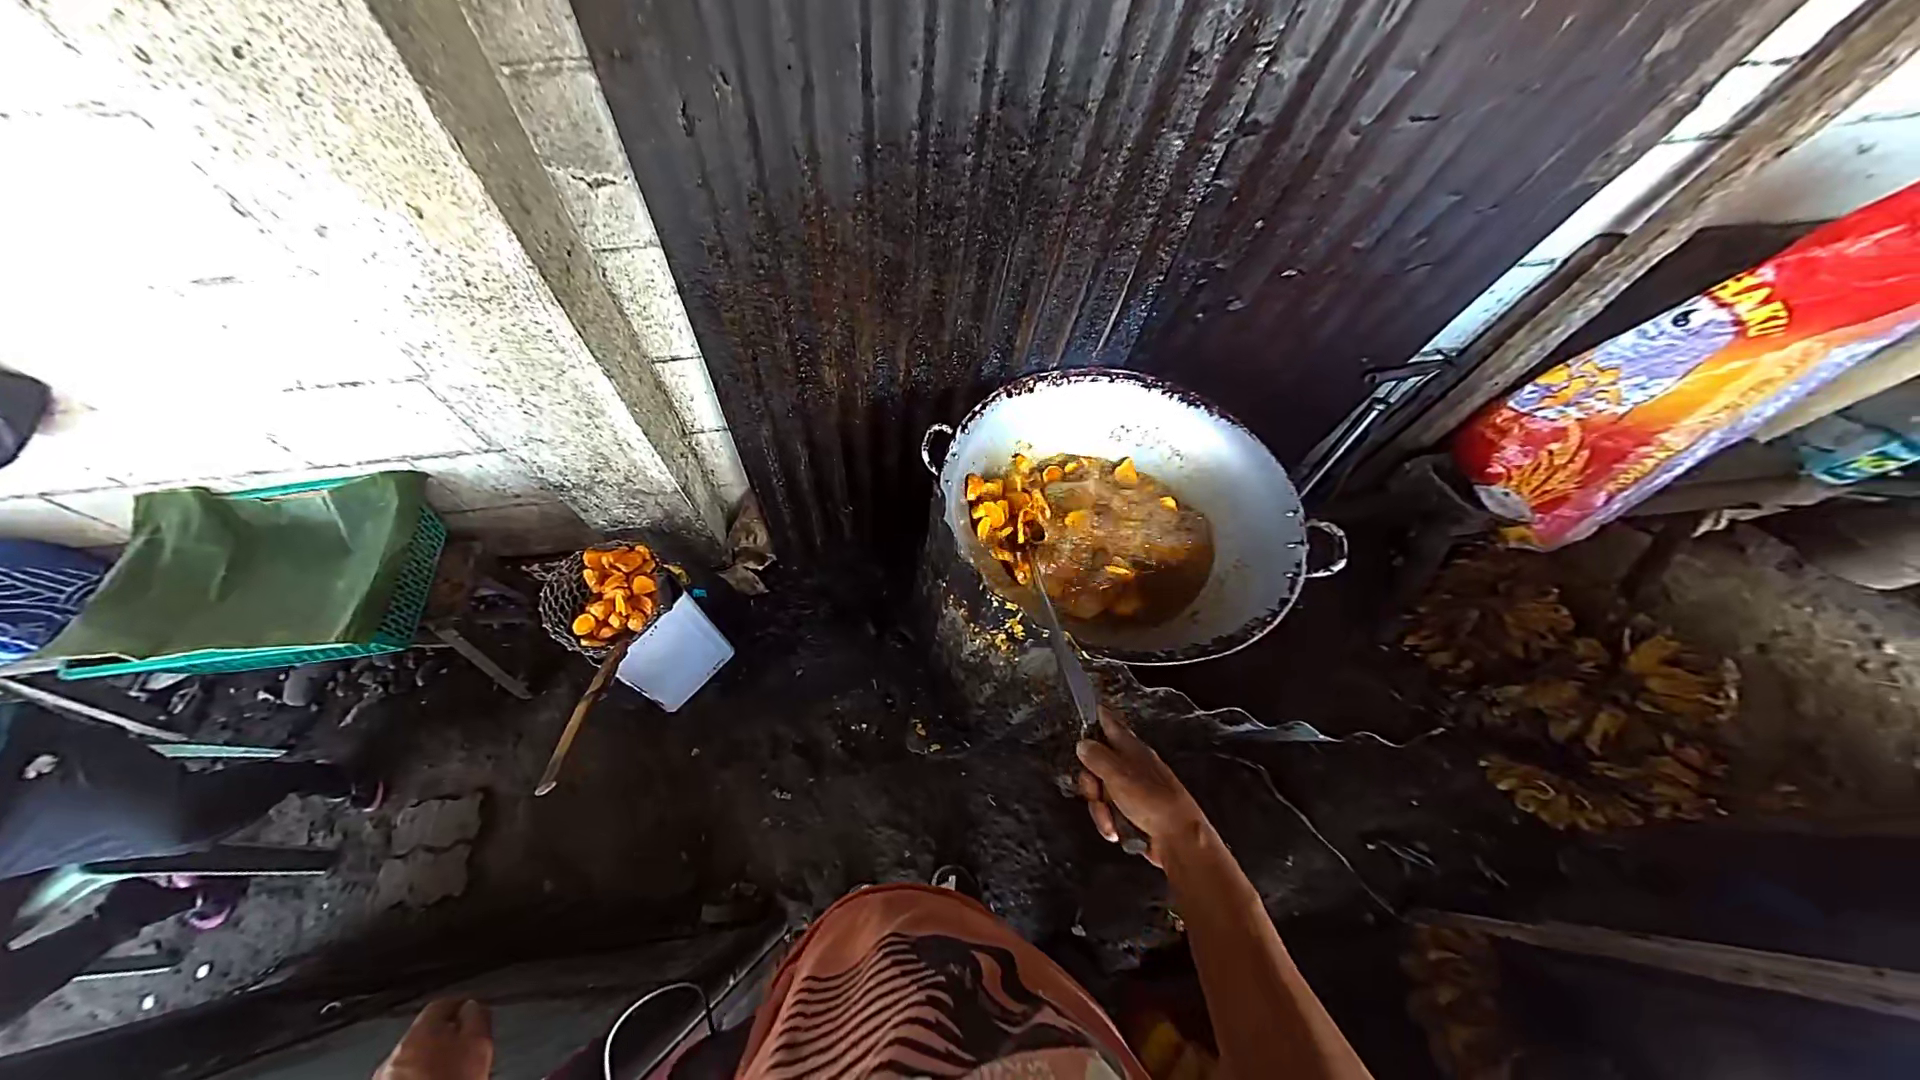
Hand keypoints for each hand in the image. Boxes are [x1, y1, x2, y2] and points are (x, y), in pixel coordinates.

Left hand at [374, 999, 493, 1079]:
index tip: (473, 1011)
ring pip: (412, 1058)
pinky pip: (403, 1078)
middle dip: (444, 1036)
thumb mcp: (478, 1044)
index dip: (461, 1005)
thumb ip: (477, 1017)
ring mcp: (383, 1079)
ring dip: (430, 1059)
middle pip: (424, 1033)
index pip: (441, 1004)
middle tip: (465, 1045)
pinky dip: (418, 1078)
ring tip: (450, 1070)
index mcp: (420, 1032)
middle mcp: (395, 1054)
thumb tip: (472, 1006)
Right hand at [1075, 707, 1207, 866]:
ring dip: (1100, 810)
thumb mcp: (1117, 774)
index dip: (1099, 716)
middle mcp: (1132, 766)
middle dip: (1091, 783)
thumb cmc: (1152, 801)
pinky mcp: (1134, 813)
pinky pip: (1110, 813)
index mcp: (1131, 749)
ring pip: (1101, 793)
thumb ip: (1096, 756)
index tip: (1093, 708)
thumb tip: (1083, 744)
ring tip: (1111, 821)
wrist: (1179, 840)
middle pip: (1096, 765)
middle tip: (1096, 793)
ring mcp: (1134, 791)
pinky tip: (1119, 831)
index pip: (1111, 725)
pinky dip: (1110, 823)